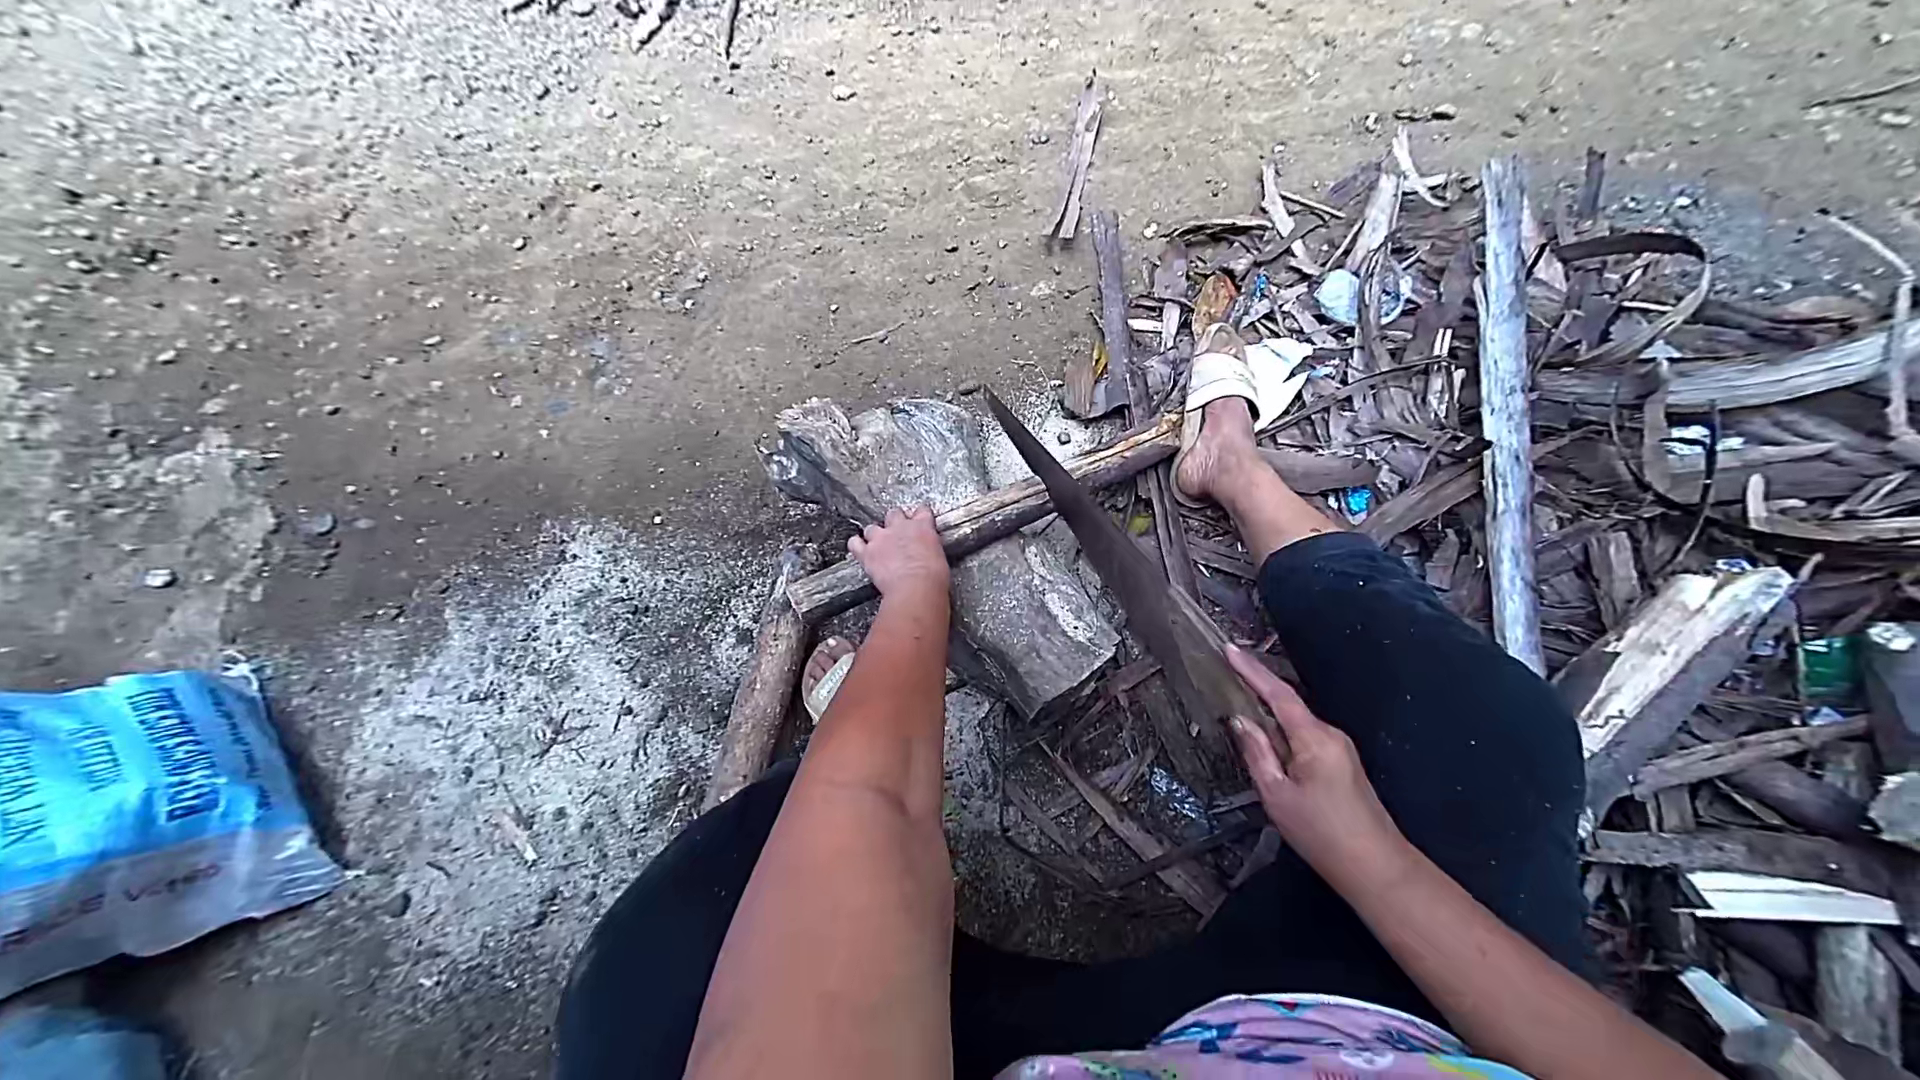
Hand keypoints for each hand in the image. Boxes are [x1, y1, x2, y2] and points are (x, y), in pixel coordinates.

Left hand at [848, 506, 949, 600]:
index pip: (921, 511)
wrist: (916, 588)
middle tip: (897, 533)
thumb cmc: (931, 578)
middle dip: (894, 521)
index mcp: (922, 526)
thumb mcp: (939, 557)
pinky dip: (855, 545)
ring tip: (877, 544)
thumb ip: (930, 549)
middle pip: (894, 513)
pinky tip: (858, 547)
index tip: (918, 520)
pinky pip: (855, 543)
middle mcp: (900, 527)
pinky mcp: (867, 553)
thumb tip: (928, 554)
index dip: (919, 516)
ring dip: (874, 535)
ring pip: (872, 528)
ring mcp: (881, 538)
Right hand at [1223, 646, 1411, 892]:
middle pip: (1287, 704)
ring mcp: (1339, 748)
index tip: (1229, 649)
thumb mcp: (1276, 794)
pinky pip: (1303, 736)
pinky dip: (1280, 730)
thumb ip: (1257, 752)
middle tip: (1225, 672)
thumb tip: (1240, 720)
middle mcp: (1330, 735)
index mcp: (1314, 738)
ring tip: (1237, 705)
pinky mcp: (1340, 763)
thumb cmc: (1322, 833)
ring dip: (1267, 712)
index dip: (1252, 670)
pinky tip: (1264, 739)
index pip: (1278, 694)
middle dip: (1257, 687)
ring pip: (1295, 722)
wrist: (1377, 869)